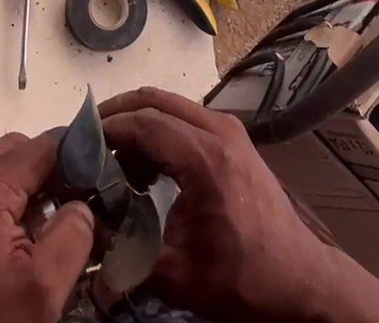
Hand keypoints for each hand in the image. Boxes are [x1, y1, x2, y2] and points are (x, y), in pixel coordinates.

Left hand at [0, 131, 94, 322]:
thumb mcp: (42, 288)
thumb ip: (72, 235)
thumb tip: (82, 204)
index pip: (43, 145)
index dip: (78, 155)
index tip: (103, 179)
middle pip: (18, 152)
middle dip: (52, 169)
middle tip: (79, 204)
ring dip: (30, 188)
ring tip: (56, 228)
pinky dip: (8, 205)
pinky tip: (25, 244)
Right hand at [99, 88, 378, 322]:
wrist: (302, 280)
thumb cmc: (244, 278)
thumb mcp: (179, 275)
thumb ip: (126, 255)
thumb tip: (83, 237)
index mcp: (206, 158)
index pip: (143, 123)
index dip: (105, 131)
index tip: (76, 147)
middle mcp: (219, 130)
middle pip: (154, 99)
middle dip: (116, 114)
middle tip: (87, 141)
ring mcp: (229, 130)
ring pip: (169, 103)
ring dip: (137, 119)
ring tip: (112, 156)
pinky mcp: (234, 138)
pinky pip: (184, 116)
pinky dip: (158, 126)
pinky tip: (144, 163)